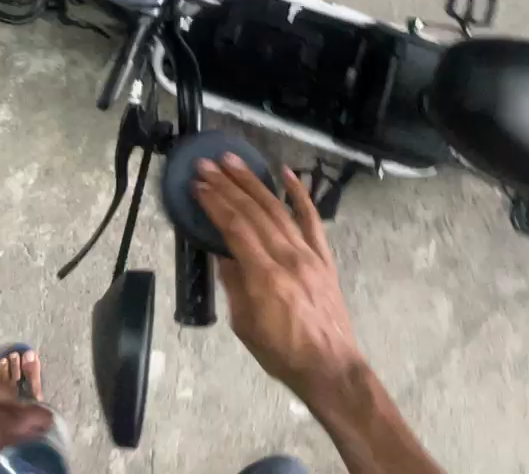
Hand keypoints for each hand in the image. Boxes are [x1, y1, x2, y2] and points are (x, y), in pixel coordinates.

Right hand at [195, 155, 366, 402]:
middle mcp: (287, 257)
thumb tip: (223, 253)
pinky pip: (311, 218)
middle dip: (227, 185)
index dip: (215, 203)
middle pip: (253, 211)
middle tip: (207, 164)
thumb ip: (234, 284)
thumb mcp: (244, 325)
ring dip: (253, 182)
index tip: (198, 185)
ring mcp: (308, 253)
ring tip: (233, 161)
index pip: (235, 228)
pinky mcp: (323, 255)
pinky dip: (299, 193)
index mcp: (264, 276)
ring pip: (277, 208)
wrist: (330, 367)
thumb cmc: (281, 353)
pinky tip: (286, 172)